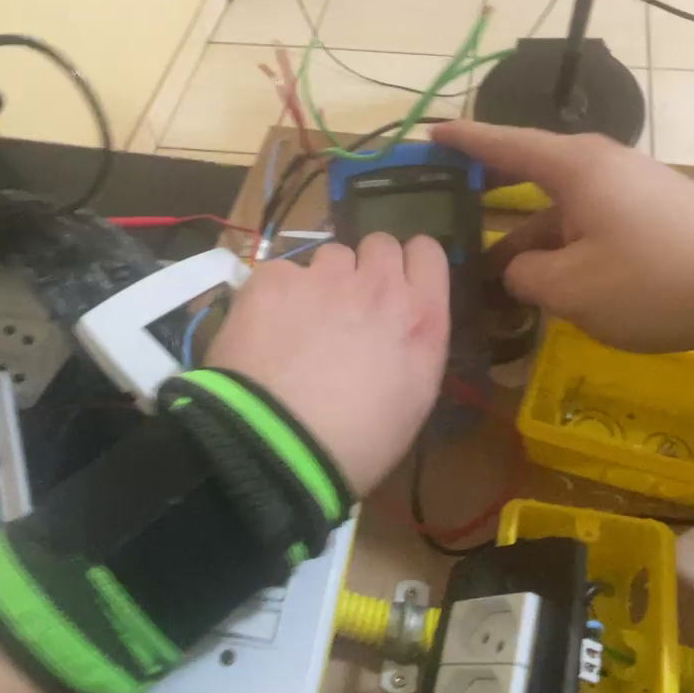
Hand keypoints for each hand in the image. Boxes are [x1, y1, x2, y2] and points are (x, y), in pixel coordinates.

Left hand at [208, 234, 450, 494]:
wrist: (279, 447)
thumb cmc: (357, 444)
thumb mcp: (412, 402)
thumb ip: (412, 348)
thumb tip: (395, 333)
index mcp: (422, 318)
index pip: (428, 253)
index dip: (410, 267)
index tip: (398, 288)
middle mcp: (379, 286)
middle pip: (379, 245)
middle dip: (366, 269)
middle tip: (348, 309)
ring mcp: (324, 277)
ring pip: (329, 255)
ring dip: (322, 281)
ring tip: (301, 325)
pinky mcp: (273, 279)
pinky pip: (281, 271)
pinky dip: (276, 295)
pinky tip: (265, 332)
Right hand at [434, 120, 693, 353]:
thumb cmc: (655, 282)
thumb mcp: (570, 289)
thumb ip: (525, 276)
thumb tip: (518, 269)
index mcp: (575, 167)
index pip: (504, 144)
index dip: (463, 141)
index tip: (428, 133)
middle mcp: (603, 168)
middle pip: (531, 181)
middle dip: (491, 206)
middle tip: (452, 220)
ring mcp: (633, 192)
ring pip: (561, 215)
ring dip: (528, 245)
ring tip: (496, 284)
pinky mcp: (655, 219)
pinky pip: (591, 229)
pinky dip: (564, 253)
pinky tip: (553, 288)